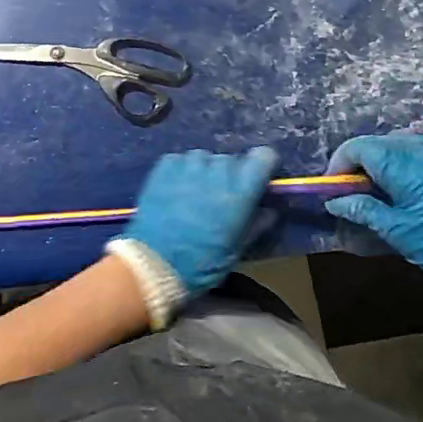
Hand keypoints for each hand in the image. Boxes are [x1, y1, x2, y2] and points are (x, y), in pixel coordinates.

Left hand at [118, 147, 278, 301]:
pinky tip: (175, 191)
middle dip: (231, 175)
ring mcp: (190, 163)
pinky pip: (181, 160)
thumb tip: (270, 208)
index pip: (264, 156)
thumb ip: (257, 223)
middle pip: (233, 160)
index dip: (262, 166)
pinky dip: (182, 171)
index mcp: (241, 188)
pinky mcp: (166, 165)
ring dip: (205, 172)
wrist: (152, 265)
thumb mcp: (237, 249)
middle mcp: (219, 168)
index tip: (256, 180)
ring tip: (194, 194)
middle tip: (220, 198)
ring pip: (206, 159)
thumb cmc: (201, 262)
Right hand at [323, 134, 422, 314]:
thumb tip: (335, 200)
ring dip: (379, 163)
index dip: (339, 165)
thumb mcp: (396, 230)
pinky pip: (414, 150)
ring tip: (373, 193)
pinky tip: (400, 187)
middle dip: (357, 164)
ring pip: (394, 145)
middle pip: (375, 144)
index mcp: (402, 161)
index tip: (334, 189)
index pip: (357, 147)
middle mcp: (418, 146)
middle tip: (351, 194)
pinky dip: (399, 162)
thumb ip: (362, 208)